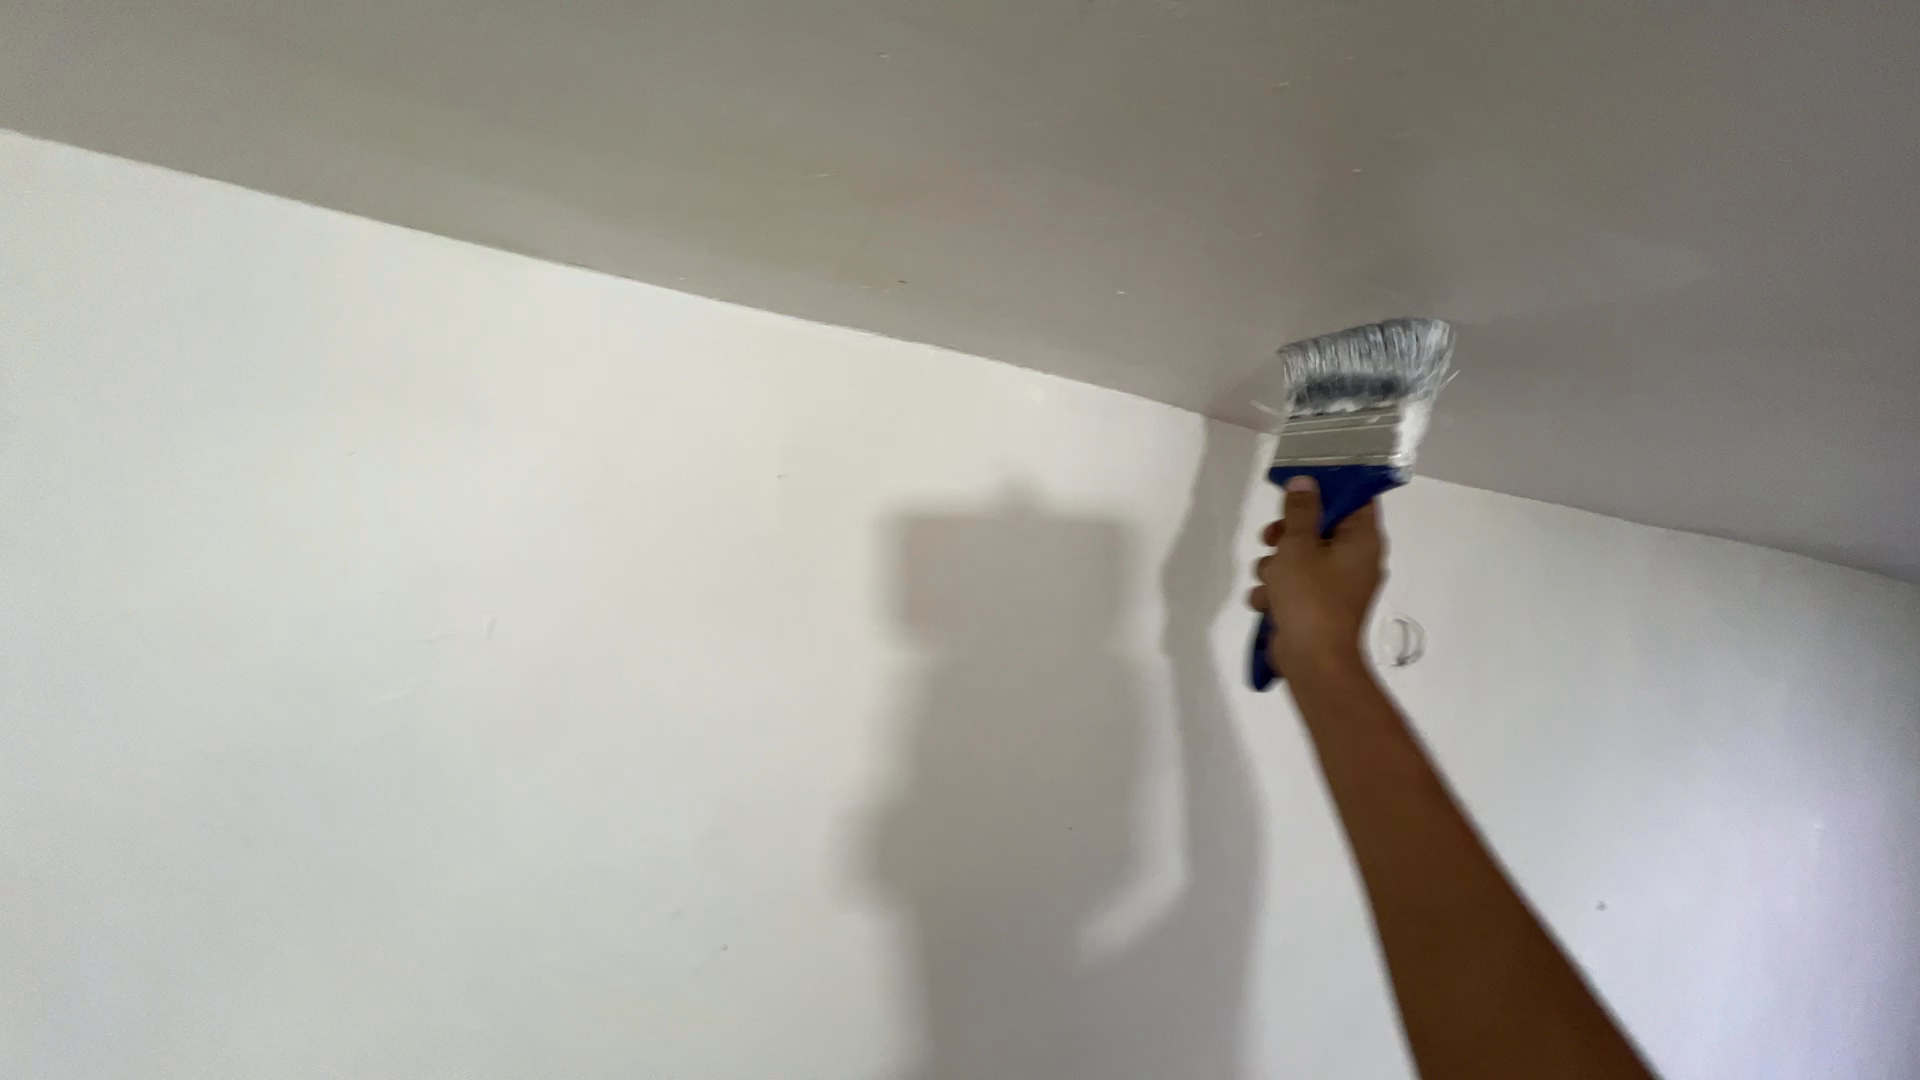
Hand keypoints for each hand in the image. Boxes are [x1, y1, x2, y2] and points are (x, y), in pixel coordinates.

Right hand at [1247, 476, 1385, 674]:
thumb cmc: (1310, 597)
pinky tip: (1266, 604)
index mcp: (1362, 540)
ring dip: (1275, 567)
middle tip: (1271, 538)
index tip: (1297, 487)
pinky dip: (1276, 593)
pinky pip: (1293, 586)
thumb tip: (1305, 482)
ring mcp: (1336, 586)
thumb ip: (1299, 511)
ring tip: (1268, 581)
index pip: (1355, 498)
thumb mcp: (1298, 545)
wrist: (1313, 661)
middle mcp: (1355, 560)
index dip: (1327, 488)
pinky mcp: (1317, 607)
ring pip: (1299, 558)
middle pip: (1319, 528)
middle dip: (1287, 534)